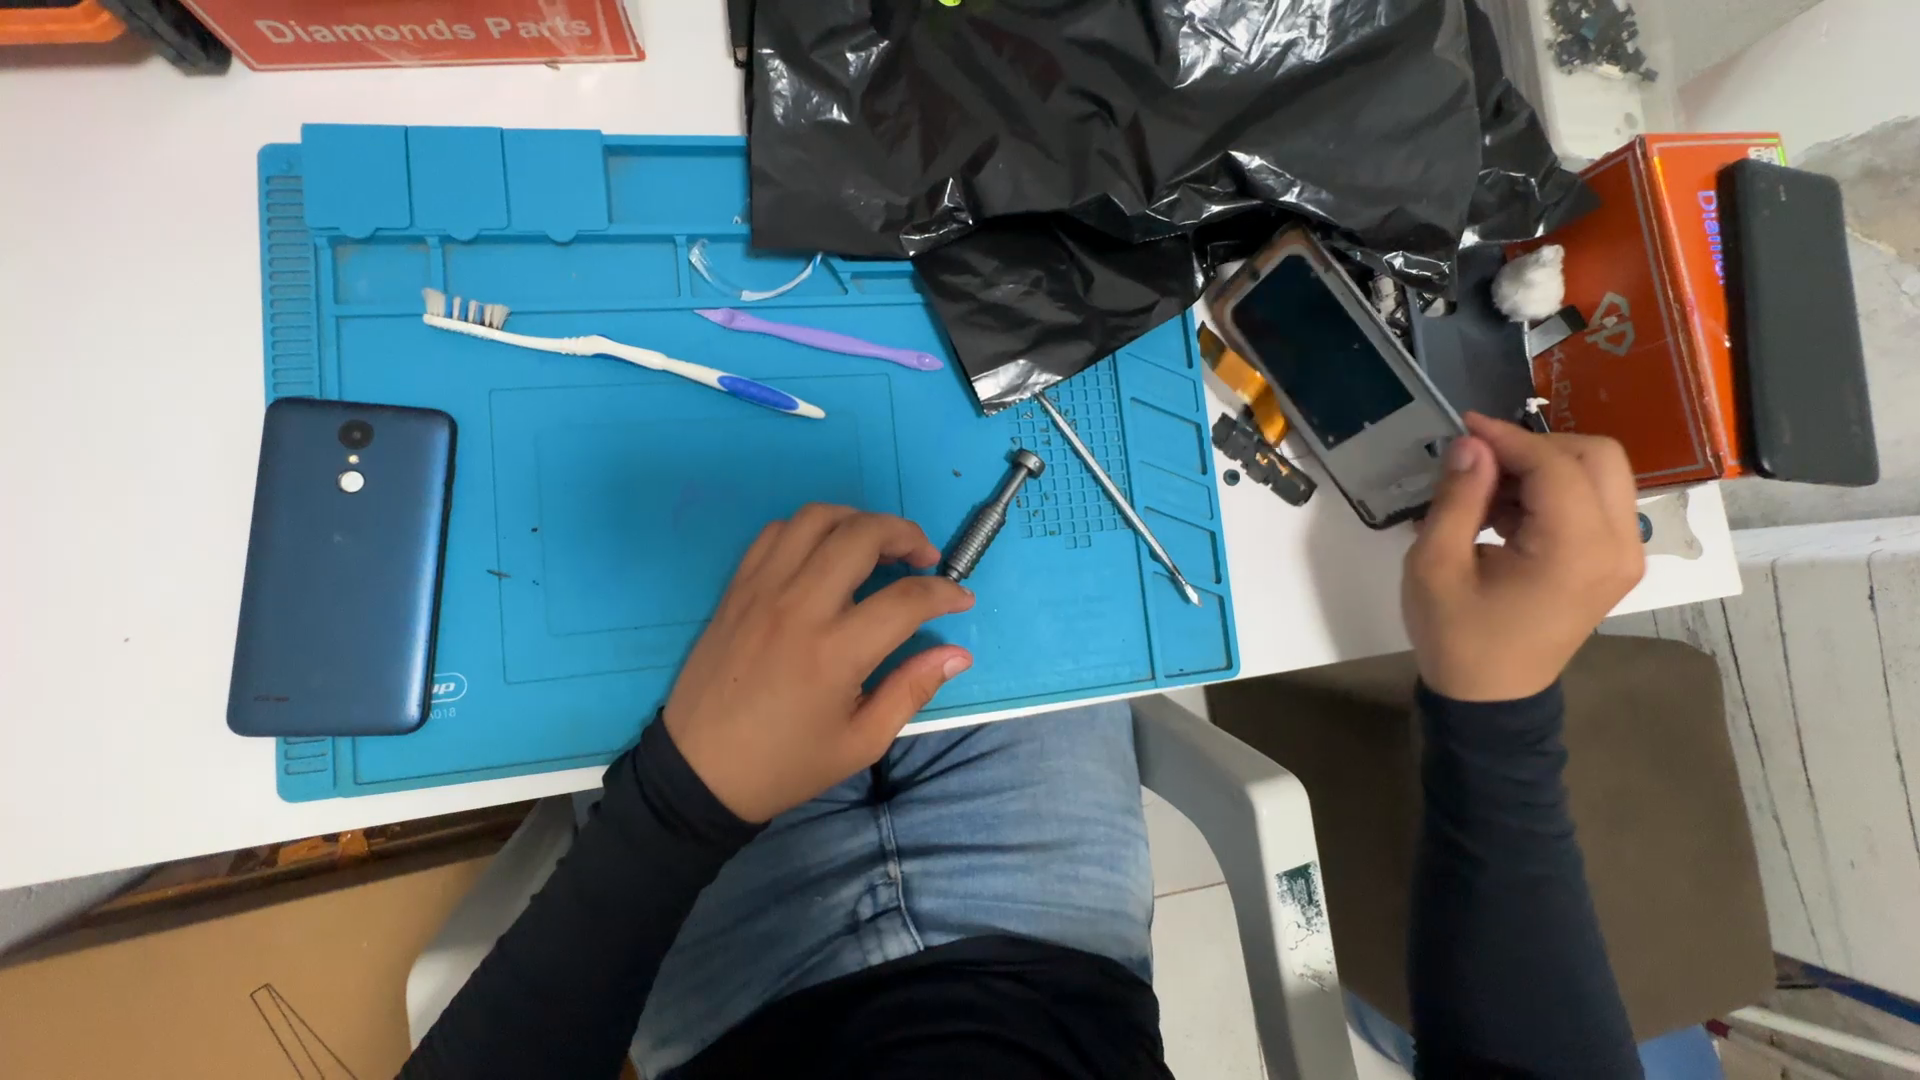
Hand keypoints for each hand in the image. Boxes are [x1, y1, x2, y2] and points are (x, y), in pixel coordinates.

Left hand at [662, 505, 975, 822]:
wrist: (699, 772)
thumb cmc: (785, 763)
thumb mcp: (861, 742)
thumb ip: (912, 690)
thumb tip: (957, 654)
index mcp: (835, 652)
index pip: (906, 599)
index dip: (945, 593)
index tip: (961, 599)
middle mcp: (799, 606)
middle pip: (862, 535)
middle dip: (906, 534)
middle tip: (924, 557)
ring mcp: (763, 590)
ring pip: (817, 518)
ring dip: (858, 520)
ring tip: (878, 543)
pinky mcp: (738, 587)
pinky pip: (776, 532)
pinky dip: (811, 528)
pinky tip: (826, 552)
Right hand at [1402, 413, 1644, 702]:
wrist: (1489, 695)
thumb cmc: (1455, 633)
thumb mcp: (1435, 564)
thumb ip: (1457, 499)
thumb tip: (1470, 443)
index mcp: (1574, 549)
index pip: (1554, 464)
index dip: (1507, 437)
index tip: (1462, 425)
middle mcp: (1617, 545)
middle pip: (1597, 456)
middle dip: (1535, 444)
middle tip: (1478, 458)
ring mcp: (1622, 554)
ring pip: (1601, 474)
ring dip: (1544, 465)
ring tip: (1484, 489)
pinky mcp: (1612, 561)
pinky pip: (1595, 501)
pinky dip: (1552, 490)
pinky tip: (1504, 511)